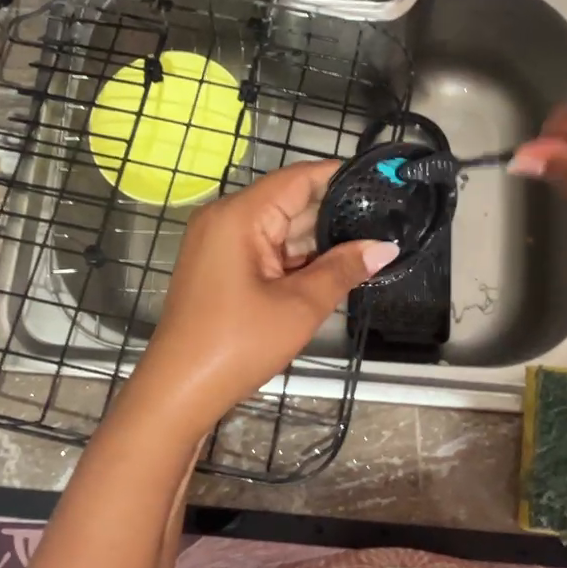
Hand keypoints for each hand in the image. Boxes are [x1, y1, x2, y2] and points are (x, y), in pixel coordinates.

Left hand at [124, 160, 398, 433]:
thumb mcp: (299, 307)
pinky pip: (265, 247)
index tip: (382, 180)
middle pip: (289, 200)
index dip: (340, 176)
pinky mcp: (220, 265)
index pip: (298, 178)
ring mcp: (219, 242)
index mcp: (240, 215)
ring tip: (371, 240)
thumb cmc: (237, 345)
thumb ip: (344, 269)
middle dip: (335, 212)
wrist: (179, 391)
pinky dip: (296, 256)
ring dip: (318, 238)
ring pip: (279, 227)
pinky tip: (335, 264)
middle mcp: (226, 218)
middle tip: (387, 218)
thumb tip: (386, 247)